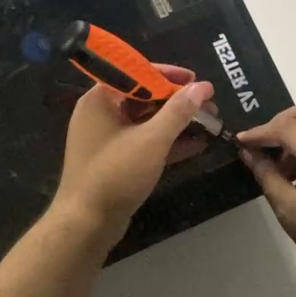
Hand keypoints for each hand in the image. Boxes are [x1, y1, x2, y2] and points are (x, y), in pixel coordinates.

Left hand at [53, 65, 215, 246]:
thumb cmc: (115, 173)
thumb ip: (178, 111)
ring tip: (209, 122)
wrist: (86, 223)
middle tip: (208, 104)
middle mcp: (100, 113)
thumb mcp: (152, 139)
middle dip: (177, 100)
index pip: (135, 73)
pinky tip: (197, 144)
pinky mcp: (115, 160)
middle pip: (143, 96)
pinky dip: (167, 142)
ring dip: (176, 122)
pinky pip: (144, 142)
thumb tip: (201, 87)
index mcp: (100, 99)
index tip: (195, 80)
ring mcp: (106, 138)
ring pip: (146, 121)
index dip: (167, 74)